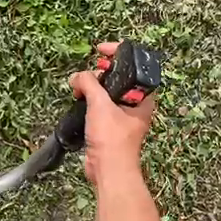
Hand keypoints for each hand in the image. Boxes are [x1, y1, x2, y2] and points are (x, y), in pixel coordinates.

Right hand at [69, 41, 155, 183]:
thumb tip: (78, 77)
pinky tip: (79, 101)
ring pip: (106, 92)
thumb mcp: (100, 104)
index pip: (134, 66)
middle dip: (100, 73)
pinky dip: (88, 101)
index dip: (117, 54)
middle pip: (117, 77)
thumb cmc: (112, 139)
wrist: (108, 170)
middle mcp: (134, 104)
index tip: (101, 50)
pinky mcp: (109, 126)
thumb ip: (89, 83)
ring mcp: (121, 115)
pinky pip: (98, 106)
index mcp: (142, 97)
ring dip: (91, 88)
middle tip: (88, 75)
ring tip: (79, 89)